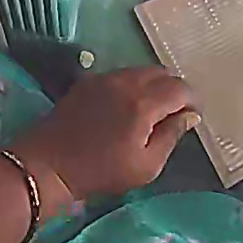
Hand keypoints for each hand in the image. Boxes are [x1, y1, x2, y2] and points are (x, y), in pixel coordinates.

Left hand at [10, 67, 197, 201]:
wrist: (49, 164)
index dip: (193, 101)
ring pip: (141, 70)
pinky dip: (133, 84)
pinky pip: (121, 74)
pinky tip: (127, 106)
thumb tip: (189, 116)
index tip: (193, 117)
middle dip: (174, 89)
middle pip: (162, 72)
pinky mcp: (89, 80)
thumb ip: (171, 136)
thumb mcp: (146, 166)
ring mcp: (105, 77)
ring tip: (151, 110)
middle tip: (174, 113)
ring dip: (153, 85)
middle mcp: (126, 81)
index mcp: (144, 103)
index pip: (180, 88)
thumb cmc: (101, 171)